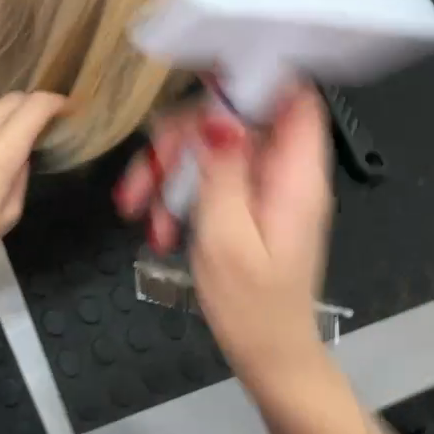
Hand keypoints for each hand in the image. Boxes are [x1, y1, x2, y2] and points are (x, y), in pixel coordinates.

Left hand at [0, 91, 65, 316]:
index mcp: (0, 152)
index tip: (66, 109)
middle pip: (11, 100)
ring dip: (2, 116)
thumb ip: (20, 176)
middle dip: (31, 106)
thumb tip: (21, 154)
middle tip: (41, 123)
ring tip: (5, 140)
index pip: (35, 106)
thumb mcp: (7, 215)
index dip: (55, 102)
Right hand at [116, 85, 334, 380]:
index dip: (254, 77)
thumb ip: (223, 170)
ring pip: (205, 148)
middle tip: (150, 173)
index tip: (202, 76)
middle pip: (229, 121)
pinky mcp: (240, 202)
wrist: (266, 357)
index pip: (293, 100)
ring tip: (140, 210)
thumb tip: (218, 114)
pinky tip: (154, 226)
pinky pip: (202, 177)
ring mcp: (259, 186)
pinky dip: (173, 195)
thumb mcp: (227, 236)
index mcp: (293, 176)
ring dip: (165, 173)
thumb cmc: (251, 306)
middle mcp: (279, 172)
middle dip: (180, 140)